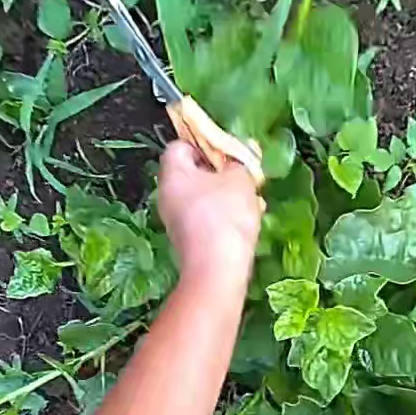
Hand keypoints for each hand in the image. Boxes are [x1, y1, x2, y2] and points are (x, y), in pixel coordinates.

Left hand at [156, 139, 262, 291]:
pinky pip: (203, 219)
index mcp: (173, 174)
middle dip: (218, 173)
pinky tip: (243, 224)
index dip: (204, 144)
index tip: (227, 154)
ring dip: (223, 196)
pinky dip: (221, 217)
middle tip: (241, 176)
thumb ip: (241, 161)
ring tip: (249, 201)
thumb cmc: (225, 217)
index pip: (180, 145)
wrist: (217, 270)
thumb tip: (245, 149)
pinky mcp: (186, 241)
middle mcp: (166, 196)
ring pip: (199, 197)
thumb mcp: (240, 180)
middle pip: (191, 173)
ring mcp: (174, 221)